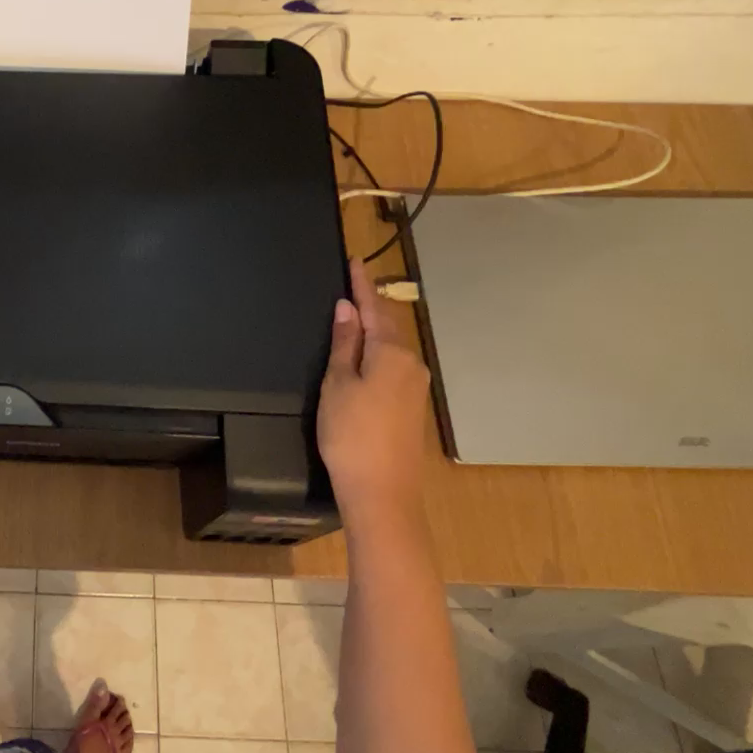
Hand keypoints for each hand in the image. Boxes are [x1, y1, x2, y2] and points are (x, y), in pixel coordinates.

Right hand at [316, 257, 431, 511]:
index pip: (373, 308)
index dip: (361, 285)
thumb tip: (345, 309)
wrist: (381, 490)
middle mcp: (411, 363)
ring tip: (351, 316)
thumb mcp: (337, 384)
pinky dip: (377, 351)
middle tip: (349, 285)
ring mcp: (415, 386)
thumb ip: (343, 344)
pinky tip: (363, 355)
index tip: (355, 261)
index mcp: (390, 352)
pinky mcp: (412, 405)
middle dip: (369, 305)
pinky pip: (394, 365)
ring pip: (392, 346)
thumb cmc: (350, 434)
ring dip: (373, 329)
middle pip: (387, 325)